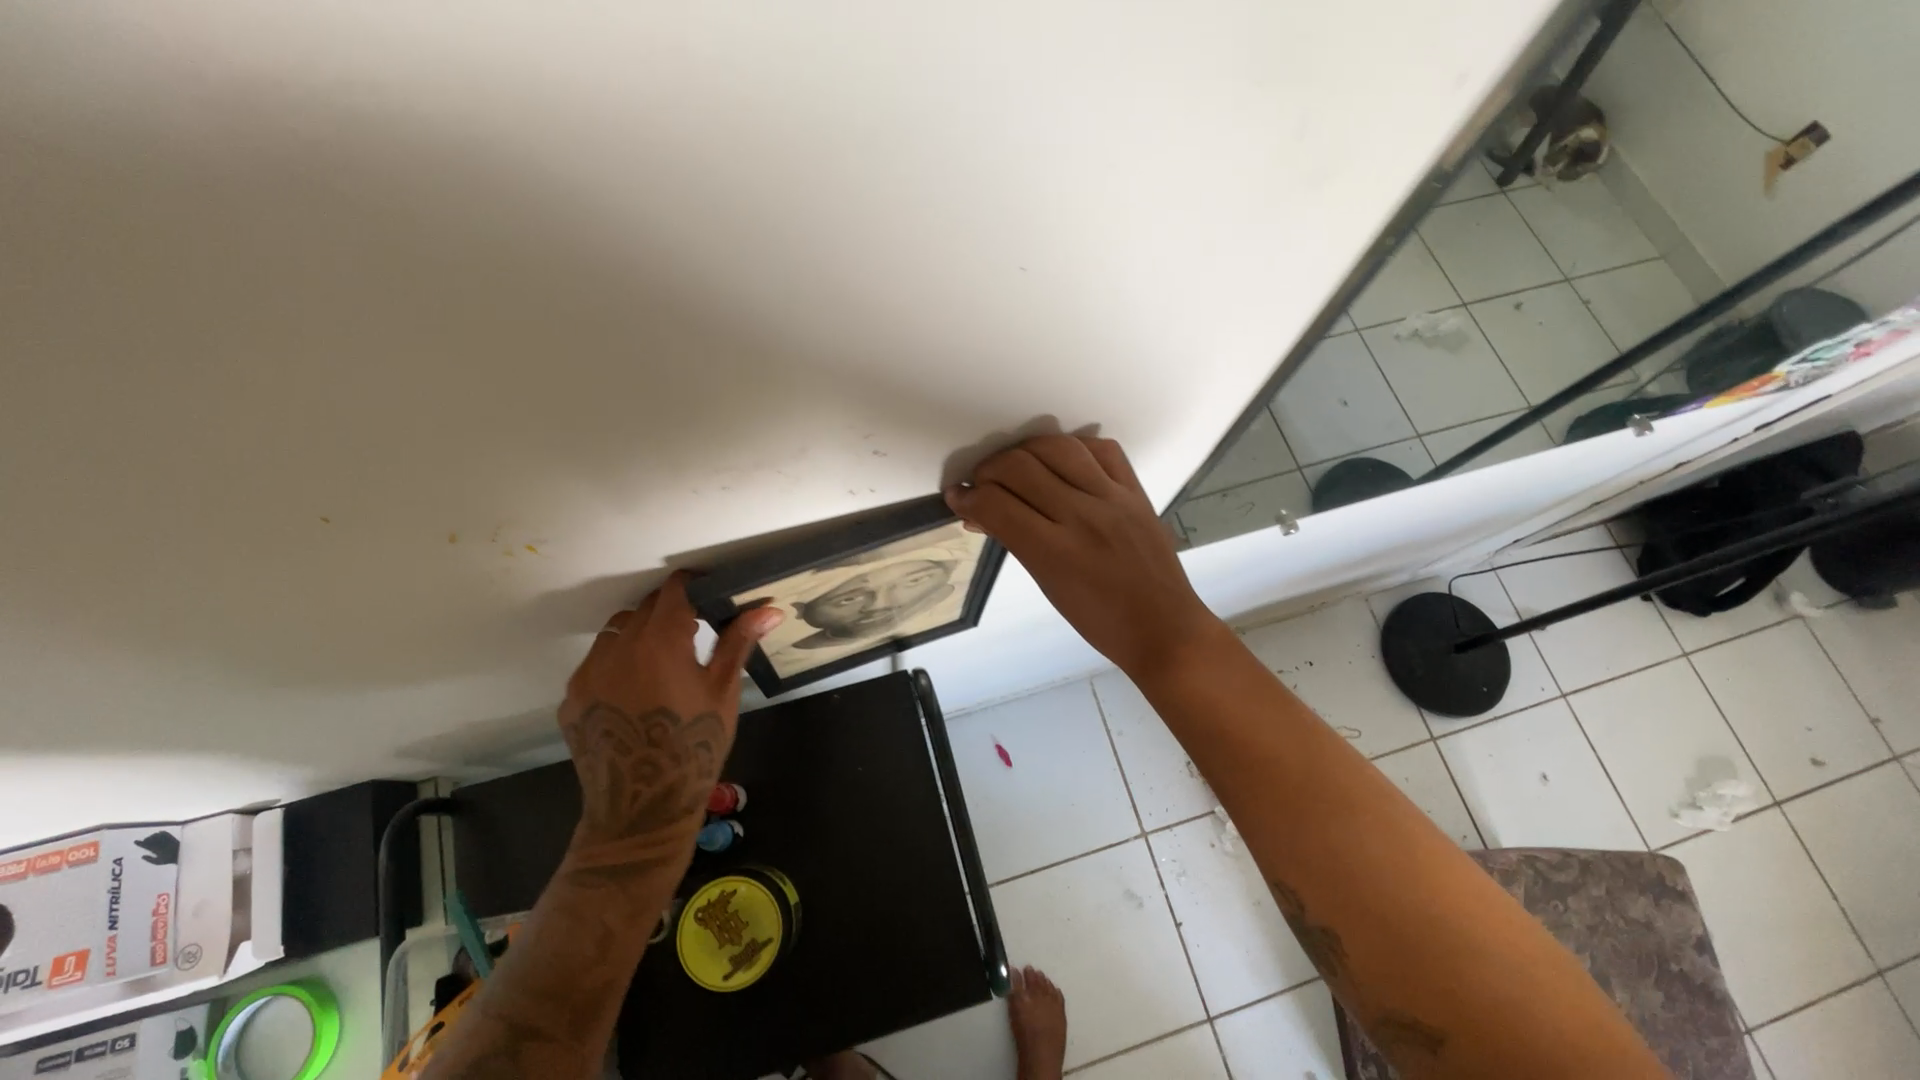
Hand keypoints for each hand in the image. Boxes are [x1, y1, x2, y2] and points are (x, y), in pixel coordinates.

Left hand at [559, 572, 783, 862]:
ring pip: (615, 634)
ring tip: (660, 662)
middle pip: (643, 609)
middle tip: (692, 631)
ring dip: (638, 635)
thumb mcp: (723, 692)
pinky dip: (616, 666)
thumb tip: (769, 609)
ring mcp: (587, 674)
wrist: (641, 806)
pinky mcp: (571, 699)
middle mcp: (618, 647)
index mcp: (660, 640)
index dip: (692, 586)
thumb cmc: (694, 745)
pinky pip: (595, 667)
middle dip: (668, 612)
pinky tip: (635, 694)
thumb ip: (739, 643)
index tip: (708, 592)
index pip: (674, 591)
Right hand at [945, 435, 1225, 679]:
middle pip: (1019, 467)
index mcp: (1056, 552)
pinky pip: (1102, 449)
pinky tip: (1060, 462)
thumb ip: (1016, 542)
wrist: (1164, 629)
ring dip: (1025, 451)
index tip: (957, 498)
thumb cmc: (1100, 621)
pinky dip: (1074, 448)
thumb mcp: (1048, 586)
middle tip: (983, 485)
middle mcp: (1083, 517)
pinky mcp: (1137, 491)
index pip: (996, 505)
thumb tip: (980, 513)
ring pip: (1057, 447)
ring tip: (1016, 467)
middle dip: (988, 471)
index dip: (966, 498)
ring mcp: (1113, 499)